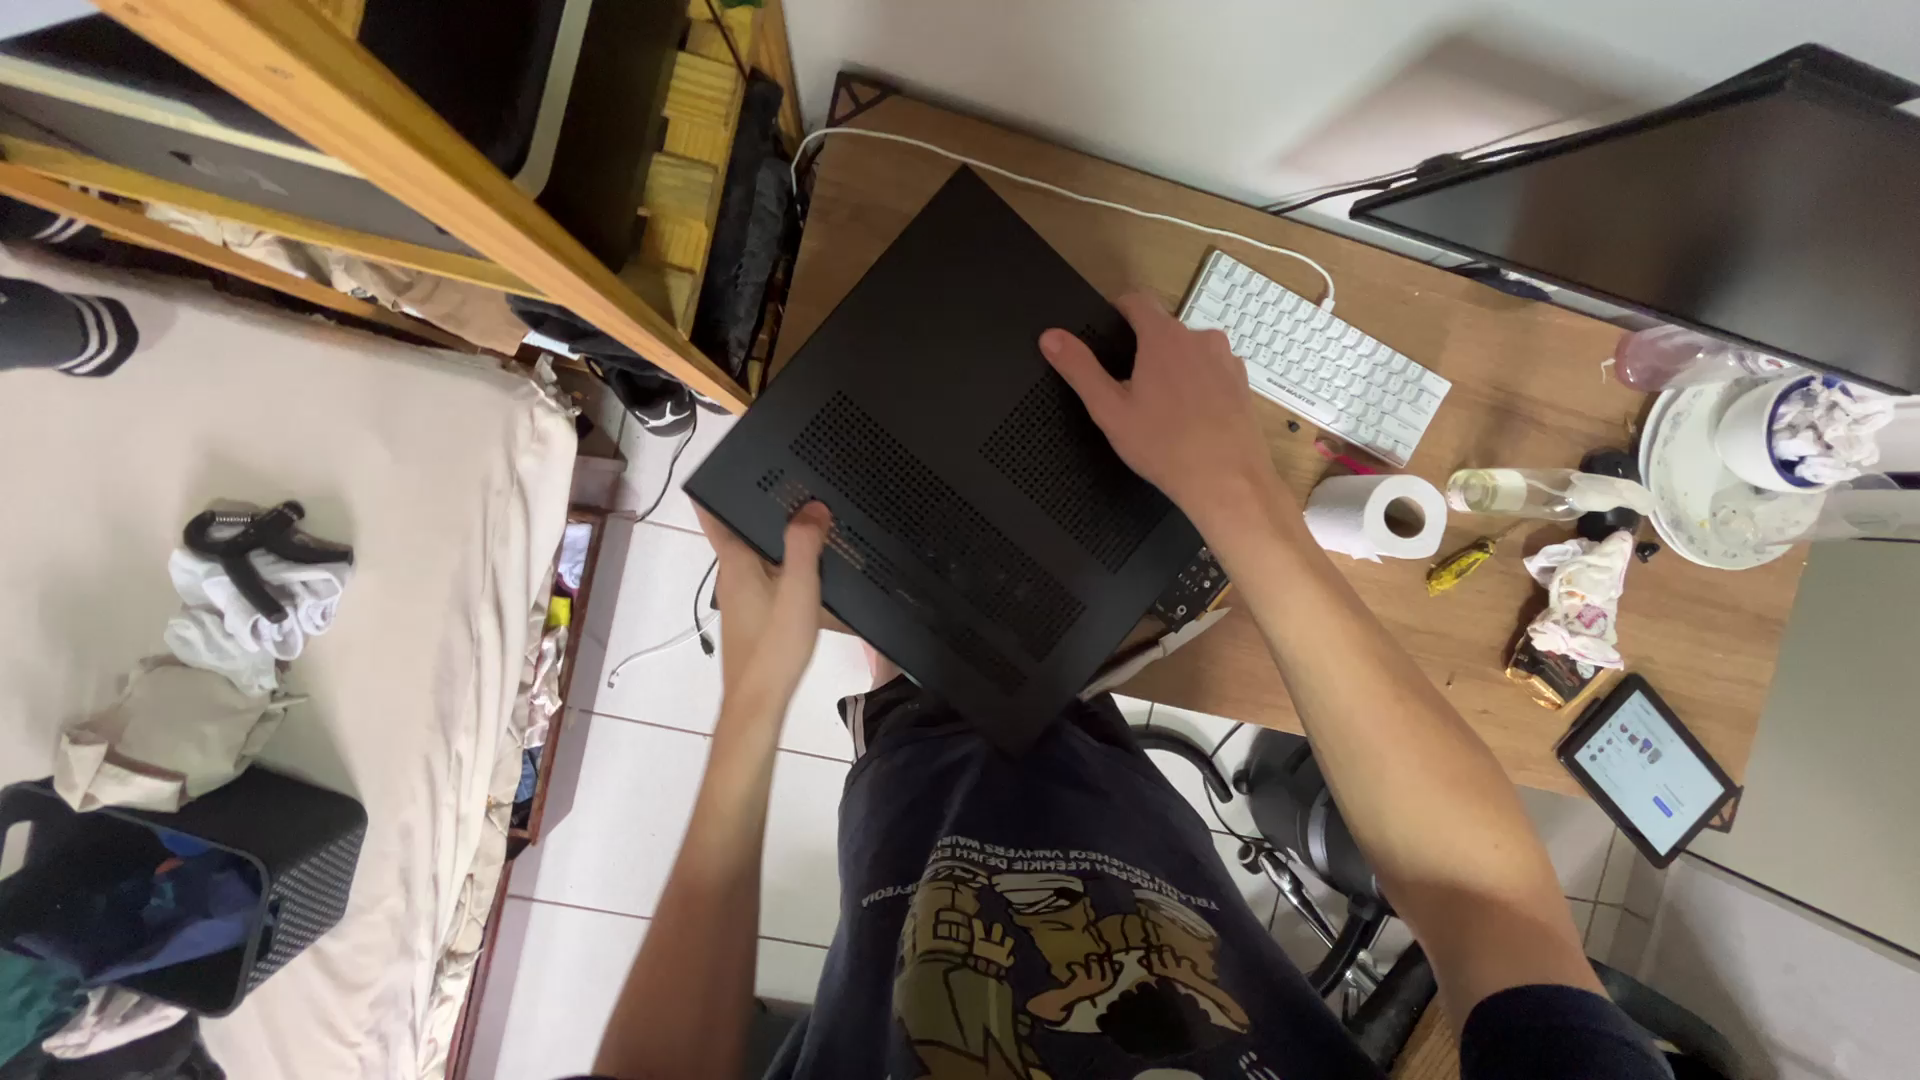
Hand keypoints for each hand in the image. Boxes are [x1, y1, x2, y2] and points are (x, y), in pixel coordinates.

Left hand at [694, 502, 831, 717]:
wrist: (758, 700)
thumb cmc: (774, 644)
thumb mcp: (797, 589)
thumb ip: (803, 545)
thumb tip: (812, 506)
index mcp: (735, 562)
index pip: (714, 515)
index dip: (717, 488)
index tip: (734, 464)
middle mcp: (732, 575)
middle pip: (739, 531)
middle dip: (759, 506)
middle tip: (792, 481)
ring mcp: (741, 597)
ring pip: (756, 554)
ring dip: (775, 534)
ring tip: (809, 514)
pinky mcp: (753, 614)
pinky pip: (766, 573)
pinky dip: (783, 560)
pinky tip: (810, 564)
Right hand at [1039, 292, 1293, 538]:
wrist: (1227, 481)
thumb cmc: (1165, 447)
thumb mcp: (1109, 409)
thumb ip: (1079, 368)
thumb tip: (1051, 337)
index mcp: (1163, 338)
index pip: (1137, 300)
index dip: (1118, 309)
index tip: (1109, 327)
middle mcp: (1200, 338)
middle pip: (1163, 329)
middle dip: (1144, 350)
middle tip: (1129, 389)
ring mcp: (1225, 359)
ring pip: (1189, 351)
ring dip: (1173, 368)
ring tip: (1160, 409)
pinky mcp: (1241, 382)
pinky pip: (1211, 372)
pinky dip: (1197, 385)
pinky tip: (1189, 418)